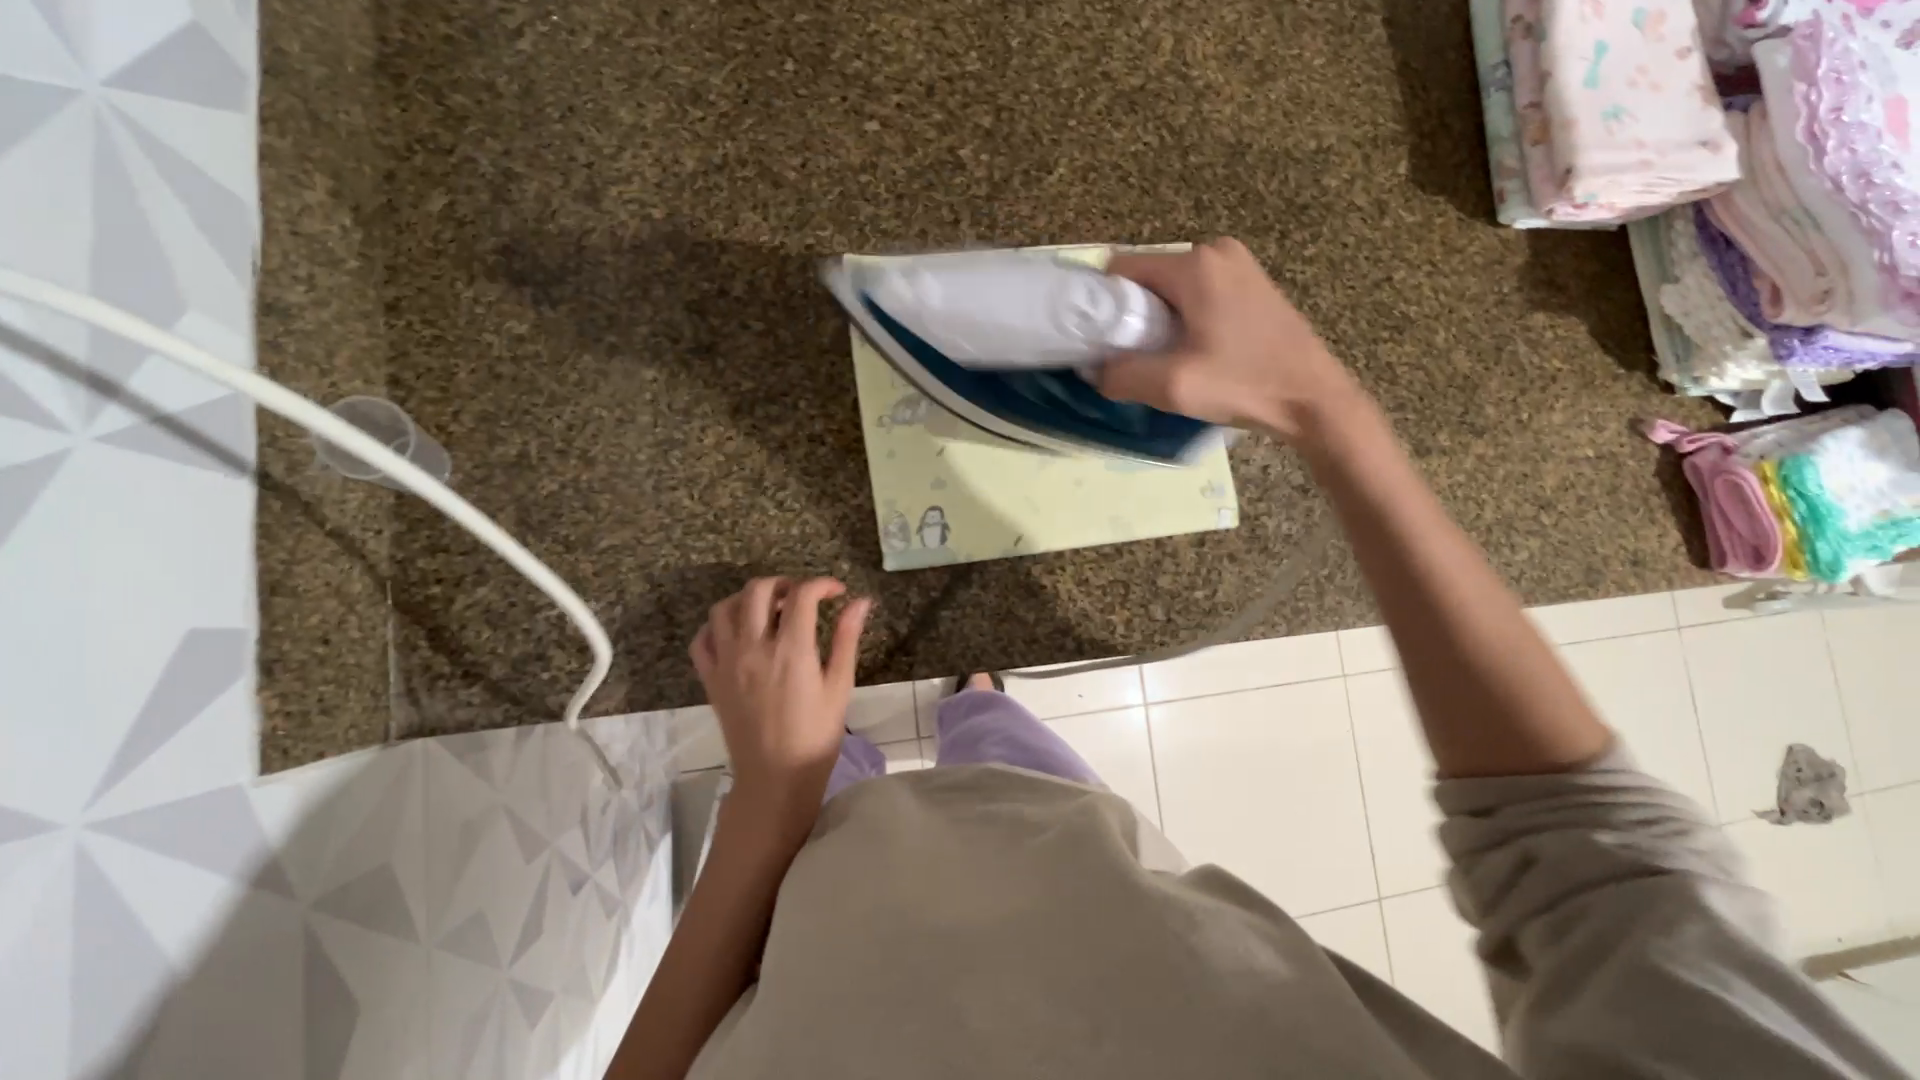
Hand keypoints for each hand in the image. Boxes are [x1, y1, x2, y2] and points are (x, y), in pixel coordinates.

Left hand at [690, 577, 871, 821]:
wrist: (776, 777)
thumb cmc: (816, 735)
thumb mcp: (840, 686)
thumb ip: (847, 639)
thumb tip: (860, 602)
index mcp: (791, 650)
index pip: (802, 595)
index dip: (821, 584)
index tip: (836, 592)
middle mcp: (754, 648)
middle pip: (758, 590)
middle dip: (783, 584)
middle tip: (800, 597)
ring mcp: (726, 662)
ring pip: (724, 608)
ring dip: (747, 600)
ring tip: (767, 611)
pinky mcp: (711, 679)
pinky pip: (702, 640)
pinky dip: (716, 627)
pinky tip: (736, 634)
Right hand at [1102, 238, 1361, 442]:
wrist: (1314, 400)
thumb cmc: (1243, 384)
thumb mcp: (1171, 386)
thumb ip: (1121, 374)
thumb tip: (1094, 370)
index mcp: (1196, 264)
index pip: (1122, 269)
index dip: (1103, 304)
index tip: (1102, 341)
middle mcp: (1217, 251)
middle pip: (1148, 278)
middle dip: (1133, 315)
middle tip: (1135, 357)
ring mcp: (1240, 265)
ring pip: (1173, 288)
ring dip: (1160, 320)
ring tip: (1166, 359)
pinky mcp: (1253, 284)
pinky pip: (1199, 294)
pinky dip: (1186, 318)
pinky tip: (1195, 351)